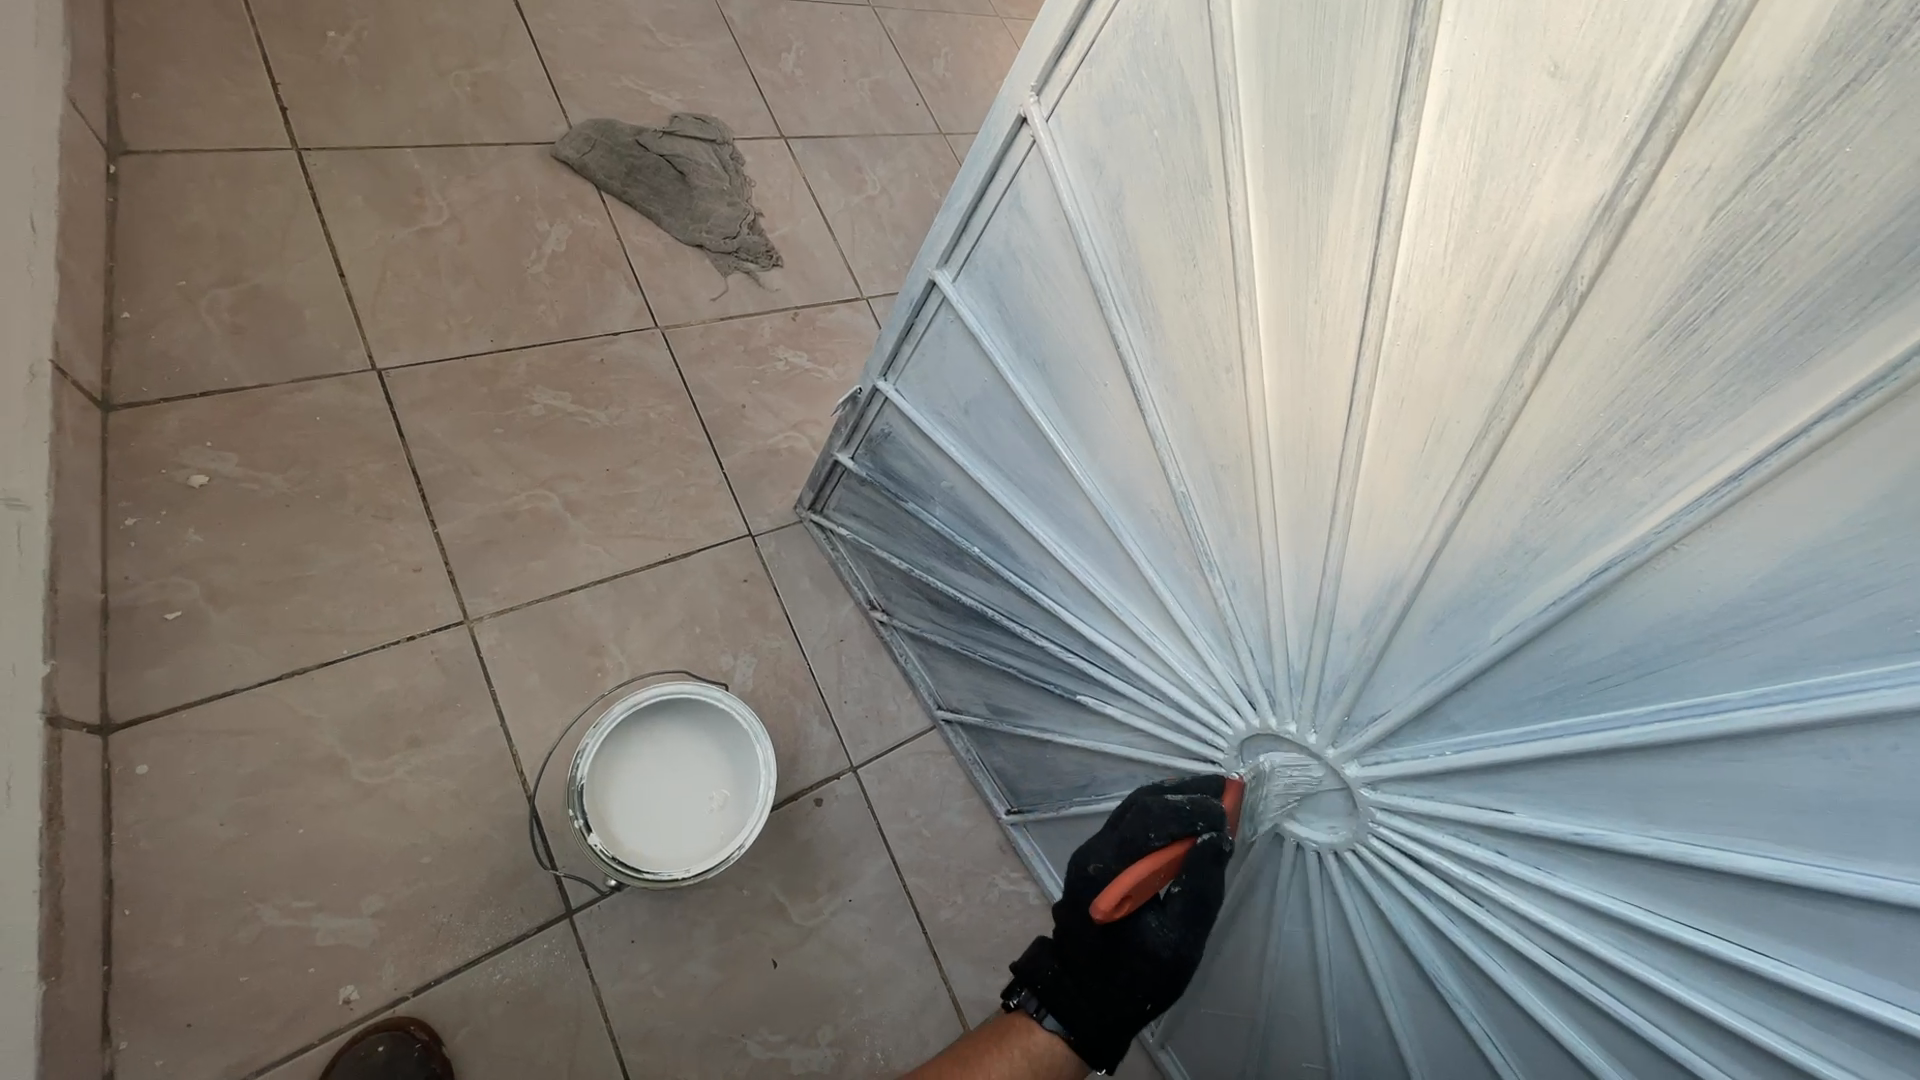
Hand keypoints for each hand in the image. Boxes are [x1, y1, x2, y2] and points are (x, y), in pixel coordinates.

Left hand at [1008, 776, 1232, 1072]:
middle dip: (1186, 792)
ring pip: (1134, 808)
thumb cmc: (1135, 978)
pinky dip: (1161, 813)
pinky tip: (1187, 818)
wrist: (1083, 997)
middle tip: (1226, 787)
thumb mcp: (1179, 945)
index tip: (1228, 810)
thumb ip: (1199, 889)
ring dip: (1174, 797)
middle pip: (1141, 803)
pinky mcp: (1097, 858)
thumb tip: (1218, 837)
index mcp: (1108, 868)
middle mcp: (1094, 849)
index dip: (1192, 807)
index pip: (1151, 818)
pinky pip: (1131, 822)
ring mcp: (1092, 851)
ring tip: (1213, 795)